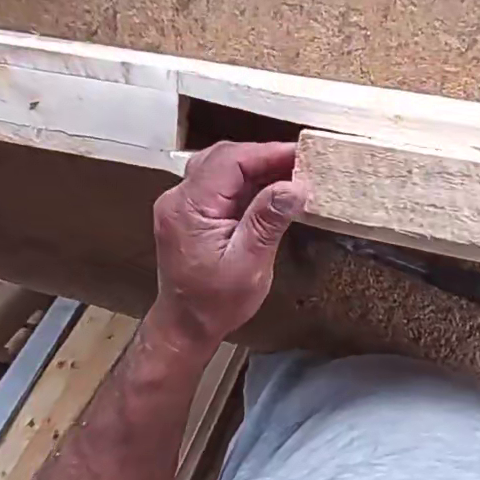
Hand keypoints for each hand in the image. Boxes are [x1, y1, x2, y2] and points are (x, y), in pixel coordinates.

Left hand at [148, 141, 308, 350]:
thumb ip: (267, 221)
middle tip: (301, 164)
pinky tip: (271, 190)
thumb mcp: (248, 265)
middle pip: (223, 158)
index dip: (267, 153)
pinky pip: (219, 185)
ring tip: (292, 175)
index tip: (301, 156)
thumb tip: (294, 186)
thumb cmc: (214, 303)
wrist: (186, 325)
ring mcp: (182, 204)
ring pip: (221, 168)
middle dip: (264, 157)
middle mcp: (178, 199)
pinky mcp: (190, 212)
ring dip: (256, 169)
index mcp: (188, 208)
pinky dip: (246, 184)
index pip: (228, 161)